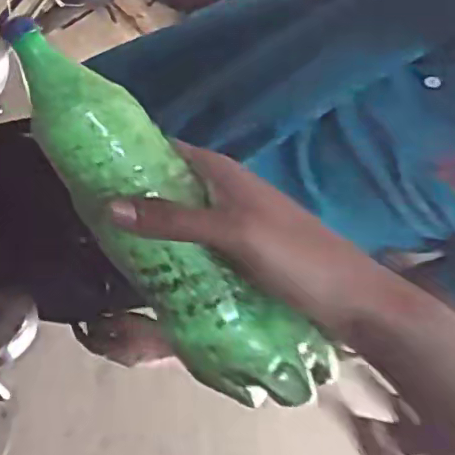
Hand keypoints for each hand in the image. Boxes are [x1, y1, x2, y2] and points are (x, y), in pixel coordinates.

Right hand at [105, 142, 407, 338]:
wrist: (365, 308)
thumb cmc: (298, 257)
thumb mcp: (232, 234)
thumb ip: (172, 219)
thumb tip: (108, 205)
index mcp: (220, 170)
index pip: (163, 145)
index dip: (128, 147)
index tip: (90, 156)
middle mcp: (222, 187)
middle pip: (166, 178)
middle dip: (131, 185)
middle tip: (89, 198)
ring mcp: (231, 218)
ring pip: (177, 209)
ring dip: (148, 216)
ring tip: (107, 227)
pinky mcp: (238, 247)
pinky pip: (191, 236)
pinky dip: (168, 240)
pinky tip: (146, 256)